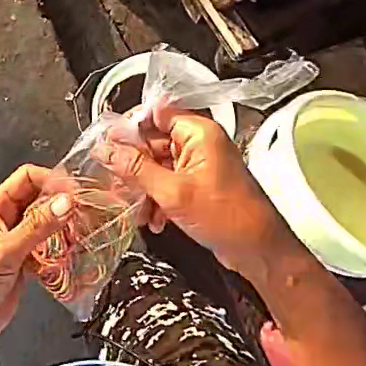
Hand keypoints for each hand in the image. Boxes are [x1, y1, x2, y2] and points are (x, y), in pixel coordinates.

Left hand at [0, 164, 74, 349]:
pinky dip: (64, 250)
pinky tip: (74, 256)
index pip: (26, 178)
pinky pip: (52, 246)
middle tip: (86, 214)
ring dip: (67, 229)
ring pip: (49, 223)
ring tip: (82, 235)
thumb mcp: (5, 252)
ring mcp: (18, 239)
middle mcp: (7, 219)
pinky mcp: (28, 259)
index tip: (76, 191)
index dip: (52, 180)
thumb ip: (36, 227)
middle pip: (42, 199)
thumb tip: (63, 203)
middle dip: (64, 204)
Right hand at [95, 107, 308, 282]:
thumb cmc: (228, 218)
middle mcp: (200, 143)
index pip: (154, 113)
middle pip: (151, 140)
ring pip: (155, 163)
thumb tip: (105, 150)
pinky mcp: (198, 182)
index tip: (109, 144)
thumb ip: (134, 168)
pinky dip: (155, 196)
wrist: (260, 253)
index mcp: (199, 133)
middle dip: (132, 164)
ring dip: (141, 185)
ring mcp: (199, 163)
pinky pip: (165, 179)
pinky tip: (151, 216)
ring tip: (136, 207)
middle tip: (117, 181)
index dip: (129, 127)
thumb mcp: (171, 191)